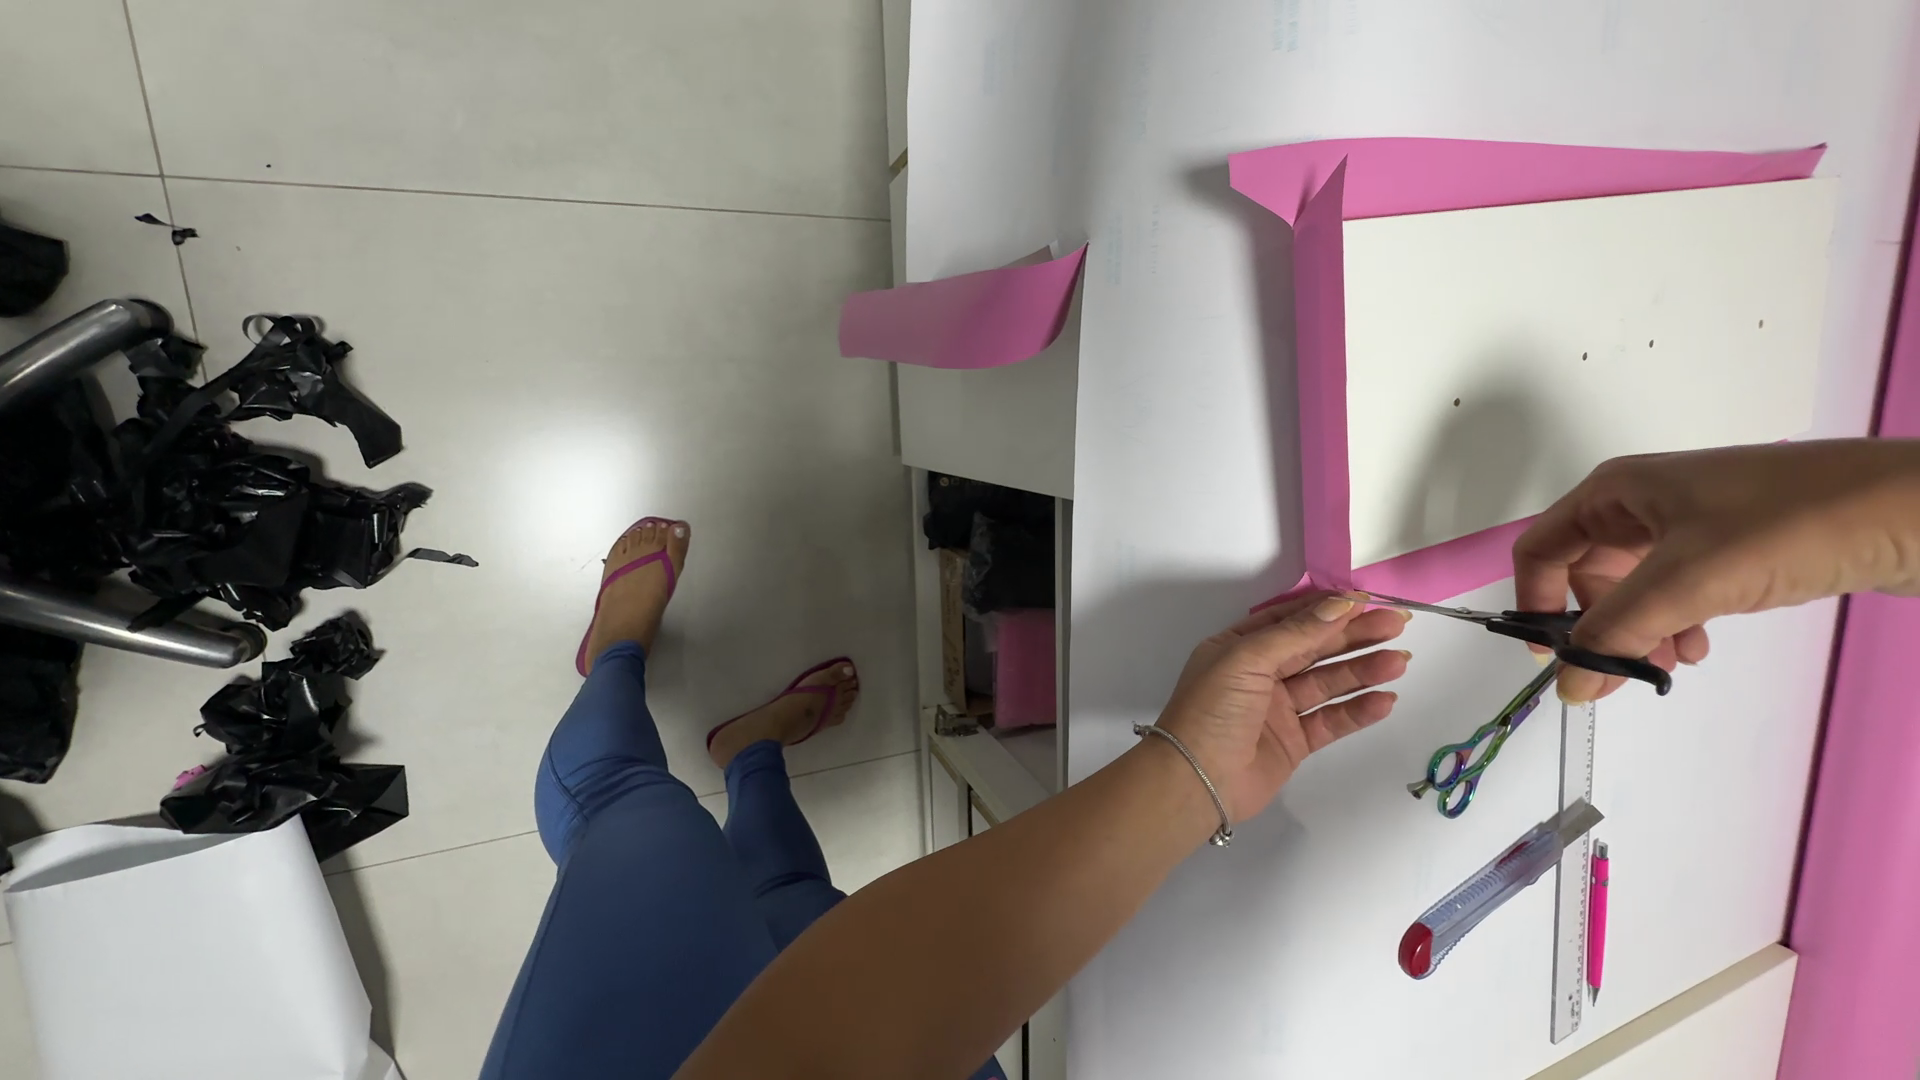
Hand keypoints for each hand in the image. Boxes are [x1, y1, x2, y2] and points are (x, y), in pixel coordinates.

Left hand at [1156, 592, 1410, 821]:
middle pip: (1312, 648)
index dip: (1325, 609)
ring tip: (1400, 661)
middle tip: (1397, 624)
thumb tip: (1339, 604)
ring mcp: (1276, 709)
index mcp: (1236, 647)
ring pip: (1326, 683)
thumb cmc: (1213, 709)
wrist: (1197, 779)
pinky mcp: (1293, 742)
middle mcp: (1257, 674)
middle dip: (1353, 636)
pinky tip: (1386, 700)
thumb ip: (1294, 634)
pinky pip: (1331, 720)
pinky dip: (1358, 710)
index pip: (1287, 620)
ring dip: (1362, 671)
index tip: (1366, 600)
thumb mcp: (1245, 659)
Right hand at [1514, 439, 1919, 702]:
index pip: (1541, 551)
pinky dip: (1675, 622)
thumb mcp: (1687, 581)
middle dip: (1597, 624)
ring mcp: (1687, 523)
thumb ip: (1616, 634)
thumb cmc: (1790, 526)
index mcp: (1612, 493)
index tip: (1554, 655)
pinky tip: (1696, 649)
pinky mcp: (1731, 543)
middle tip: (1618, 671)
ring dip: (1637, 630)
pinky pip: (1676, 589)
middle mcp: (1638, 504)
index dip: (1535, 602)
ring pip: (1631, 585)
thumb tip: (1567, 687)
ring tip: (1664, 667)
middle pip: (1584, 572)